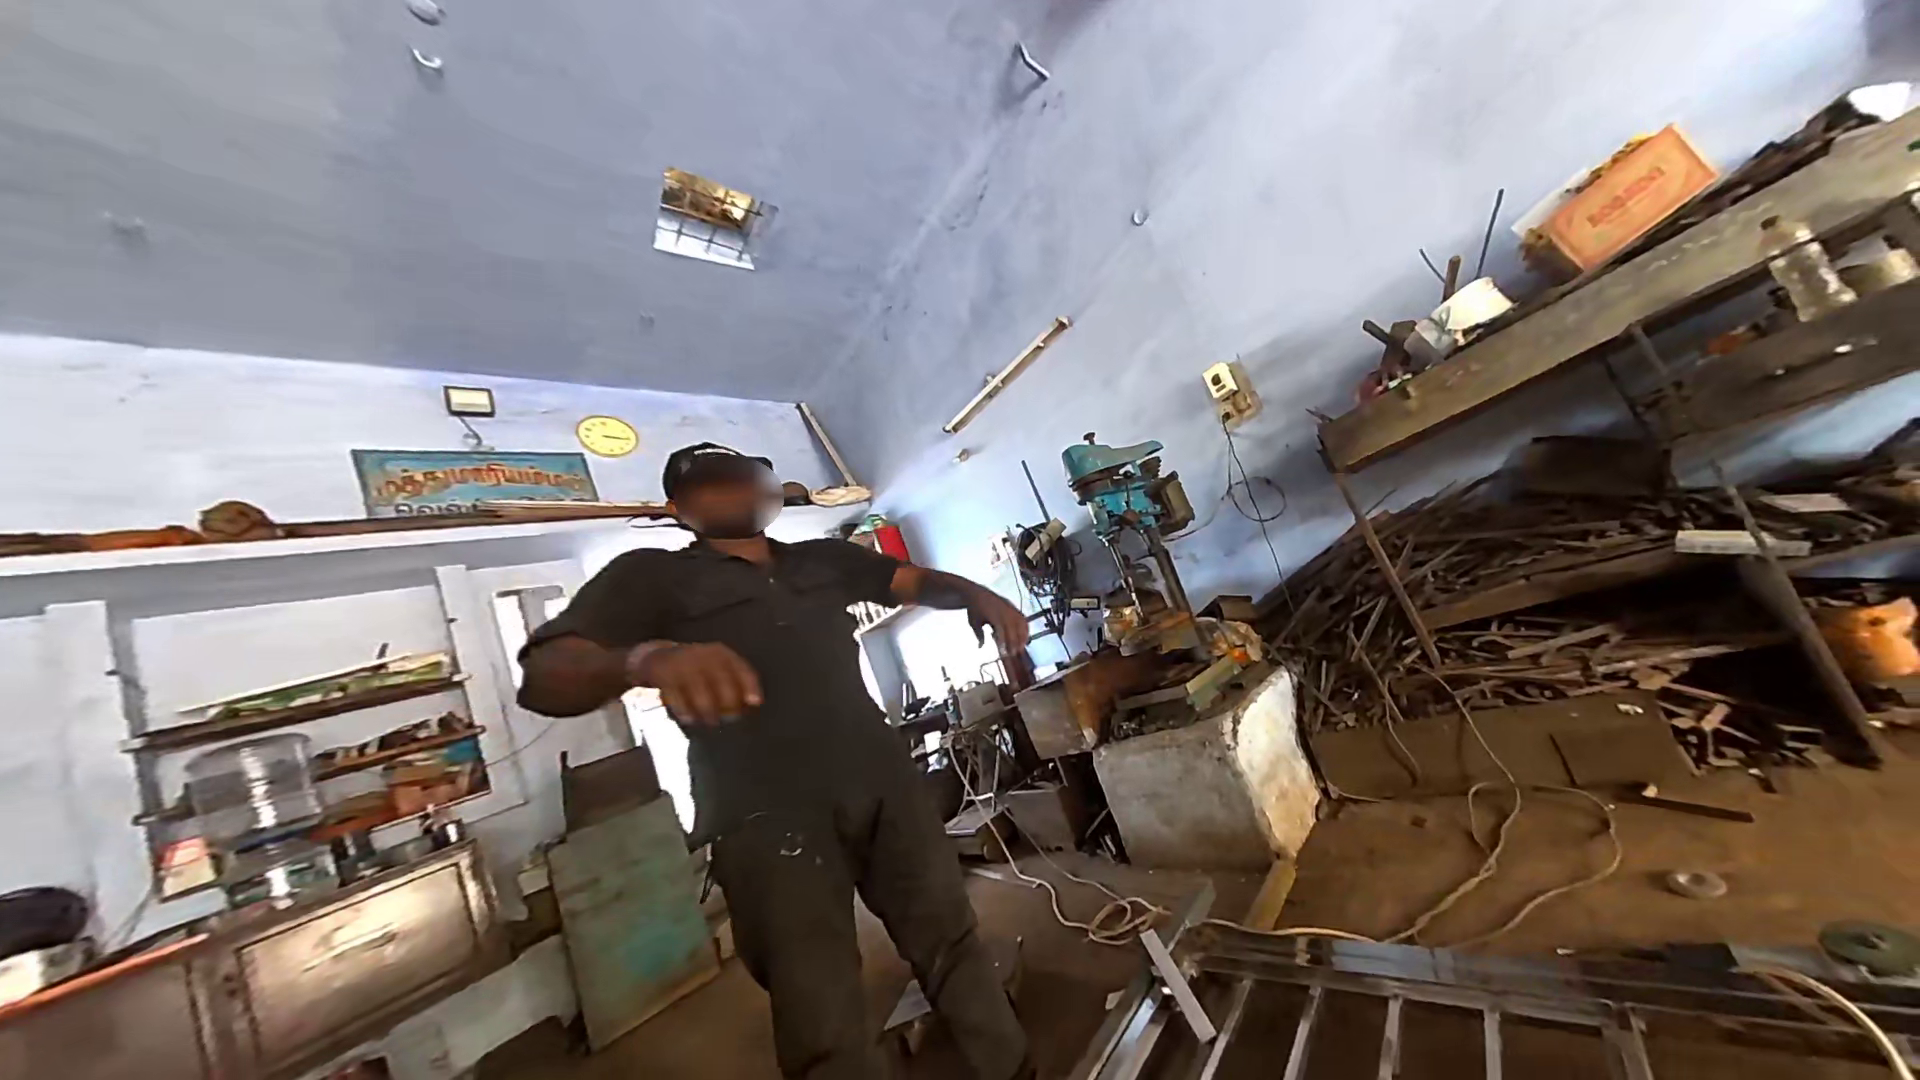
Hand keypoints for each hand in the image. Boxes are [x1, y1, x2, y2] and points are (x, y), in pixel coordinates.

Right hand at [628, 642, 762, 725]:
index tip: (756, 703)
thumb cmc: (694, 668)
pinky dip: (685, 711)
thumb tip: (753, 703)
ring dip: (708, 711)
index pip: (741, 668)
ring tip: (710, 721)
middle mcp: (705, 656)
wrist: (656, 656)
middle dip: (729, 704)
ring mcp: (685, 664)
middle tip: (729, 718)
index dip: (750, 686)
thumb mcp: (715, 667)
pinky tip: (689, 719)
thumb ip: (734, 681)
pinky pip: (679, 698)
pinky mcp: (666, 675)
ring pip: (702, 694)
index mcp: (721, 653)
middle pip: (723, 682)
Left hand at [968, 591, 1030, 655]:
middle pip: (1014, 630)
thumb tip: (980, 646)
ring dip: (1022, 637)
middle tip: (1013, 654)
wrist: (978, 592)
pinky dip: (1026, 628)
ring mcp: (1010, 609)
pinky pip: (1023, 619)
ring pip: (1021, 625)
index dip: (1004, 643)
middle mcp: (1005, 612)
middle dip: (1014, 643)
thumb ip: (979, 634)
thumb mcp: (973, 622)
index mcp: (994, 616)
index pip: (1002, 632)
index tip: (1004, 653)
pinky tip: (1025, 636)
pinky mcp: (1013, 608)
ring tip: (1021, 648)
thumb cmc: (975, 608)